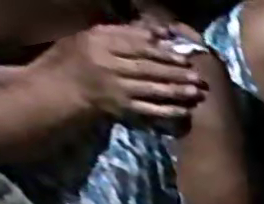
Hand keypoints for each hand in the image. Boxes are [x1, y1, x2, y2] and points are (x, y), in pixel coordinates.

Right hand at [51, 22, 206, 120]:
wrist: (65, 86)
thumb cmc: (85, 56)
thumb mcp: (97, 36)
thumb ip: (127, 33)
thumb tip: (159, 33)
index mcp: (100, 41)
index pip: (136, 46)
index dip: (162, 52)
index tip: (183, 56)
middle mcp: (108, 64)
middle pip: (148, 68)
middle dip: (175, 72)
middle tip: (198, 75)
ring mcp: (117, 88)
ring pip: (152, 89)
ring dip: (177, 91)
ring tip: (197, 91)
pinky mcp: (124, 108)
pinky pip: (151, 110)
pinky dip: (169, 110)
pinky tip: (186, 110)